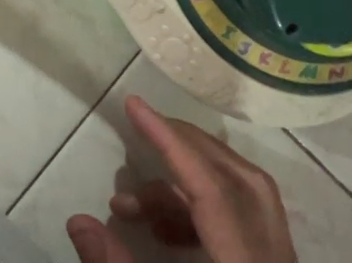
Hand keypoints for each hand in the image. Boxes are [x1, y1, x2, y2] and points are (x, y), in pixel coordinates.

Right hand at [67, 96, 297, 262]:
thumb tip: (77, 220)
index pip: (211, 189)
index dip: (169, 143)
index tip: (133, 103)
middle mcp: (274, 259)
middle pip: (239, 179)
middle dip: (185, 147)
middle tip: (140, 130)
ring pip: (247, 198)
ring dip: (190, 183)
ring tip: (134, 202)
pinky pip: (250, 222)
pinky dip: (206, 210)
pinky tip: (164, 230)